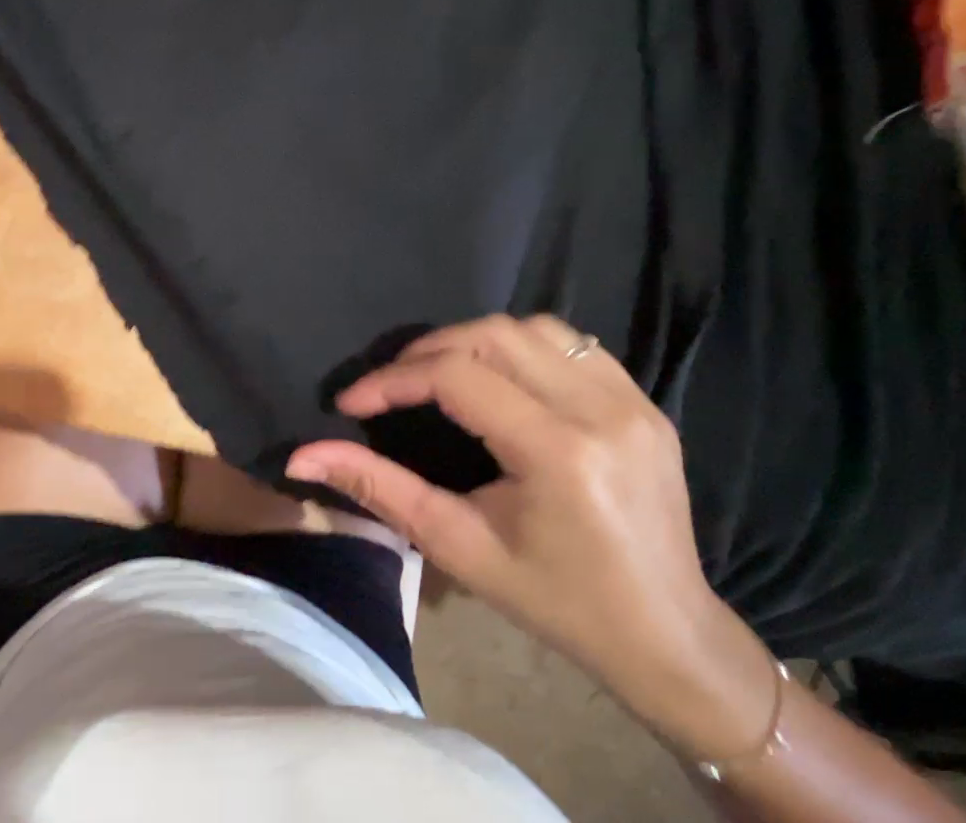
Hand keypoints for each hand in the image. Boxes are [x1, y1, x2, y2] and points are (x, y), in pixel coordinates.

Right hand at [286, 315, 778, 760]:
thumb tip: (301, 457)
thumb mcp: (455, 545)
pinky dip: (522, 350)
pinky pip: (575, 347)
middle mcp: (603, 412)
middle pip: (496, 335)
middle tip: (388, 386)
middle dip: (427, 351)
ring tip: (437, 377)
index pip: (457, 376)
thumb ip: (377, 488)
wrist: (665, 635)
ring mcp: (635, 404)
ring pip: (538, 329)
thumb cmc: (554, 599)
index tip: (350, 403)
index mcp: (558, 452)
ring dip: (475, 342)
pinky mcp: (648, 407)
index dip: (392, 380)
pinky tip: (498, 383)